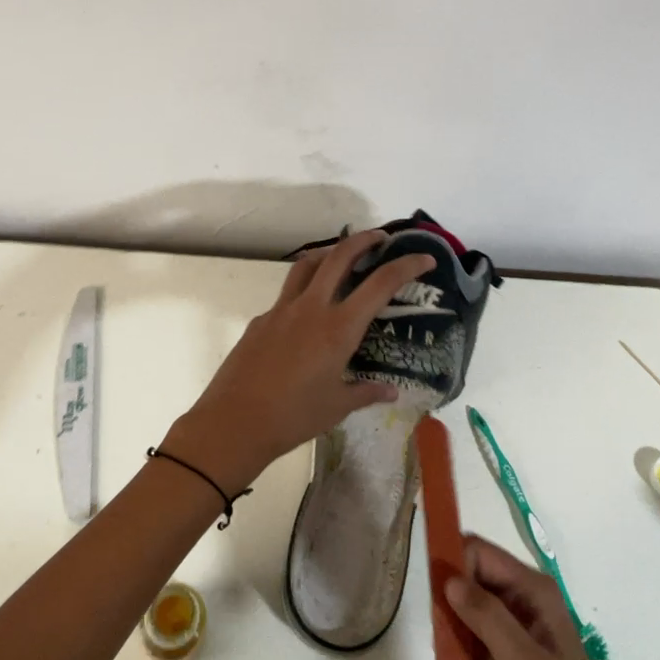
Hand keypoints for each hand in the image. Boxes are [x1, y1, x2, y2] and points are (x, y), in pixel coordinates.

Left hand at [160, 229, 435, 491]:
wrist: (235, 422)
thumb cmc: (293, 418)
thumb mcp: (337, 407)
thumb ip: (365, 392)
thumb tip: (391, 390)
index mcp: (338, 328)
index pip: (380, 285)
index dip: (405, 267)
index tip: (424, 258)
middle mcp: (311, 309)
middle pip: (339, 257)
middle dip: (363, 240)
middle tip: (380, 237)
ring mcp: (281, 310)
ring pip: (307, 265)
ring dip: (328, 253)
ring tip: (341, 255)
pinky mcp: (260, 320)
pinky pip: (286, 295)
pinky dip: (303, 290)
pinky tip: (307, 313)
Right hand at [446, 536, 589, 659]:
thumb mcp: (522, 658)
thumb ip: (488, 617)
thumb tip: (450, 580)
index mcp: (532, 587)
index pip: (478, 551)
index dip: (455, 568)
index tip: (439, 600)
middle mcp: (523, 594)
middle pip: (471, 575)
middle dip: (452, 598)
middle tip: (444, 631)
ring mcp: (516, 618)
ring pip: (468, 602)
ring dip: (454, 622)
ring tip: (452, 649)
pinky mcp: (509, 640)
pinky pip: (475, 626)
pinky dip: (462, 639)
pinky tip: (461, 656)